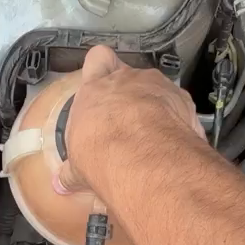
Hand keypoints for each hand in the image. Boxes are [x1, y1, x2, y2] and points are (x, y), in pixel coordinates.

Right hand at [58, 45, 202, 196]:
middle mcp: (128, 80)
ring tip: (155, 136)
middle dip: (132, 94)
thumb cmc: (101, 153)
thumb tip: (61, 184)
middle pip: (131, 75)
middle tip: (130, 119)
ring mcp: (158, 87)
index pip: (98, 59)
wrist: (141, 155)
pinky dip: (179, 122)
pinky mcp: (183, 101)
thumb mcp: (79, 167)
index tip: (103, 80)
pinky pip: (181, 107)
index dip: (101, 67)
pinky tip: (174, 143)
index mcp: (96, 89)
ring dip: (158, 107)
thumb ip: (71, 172)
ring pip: (159, 89)